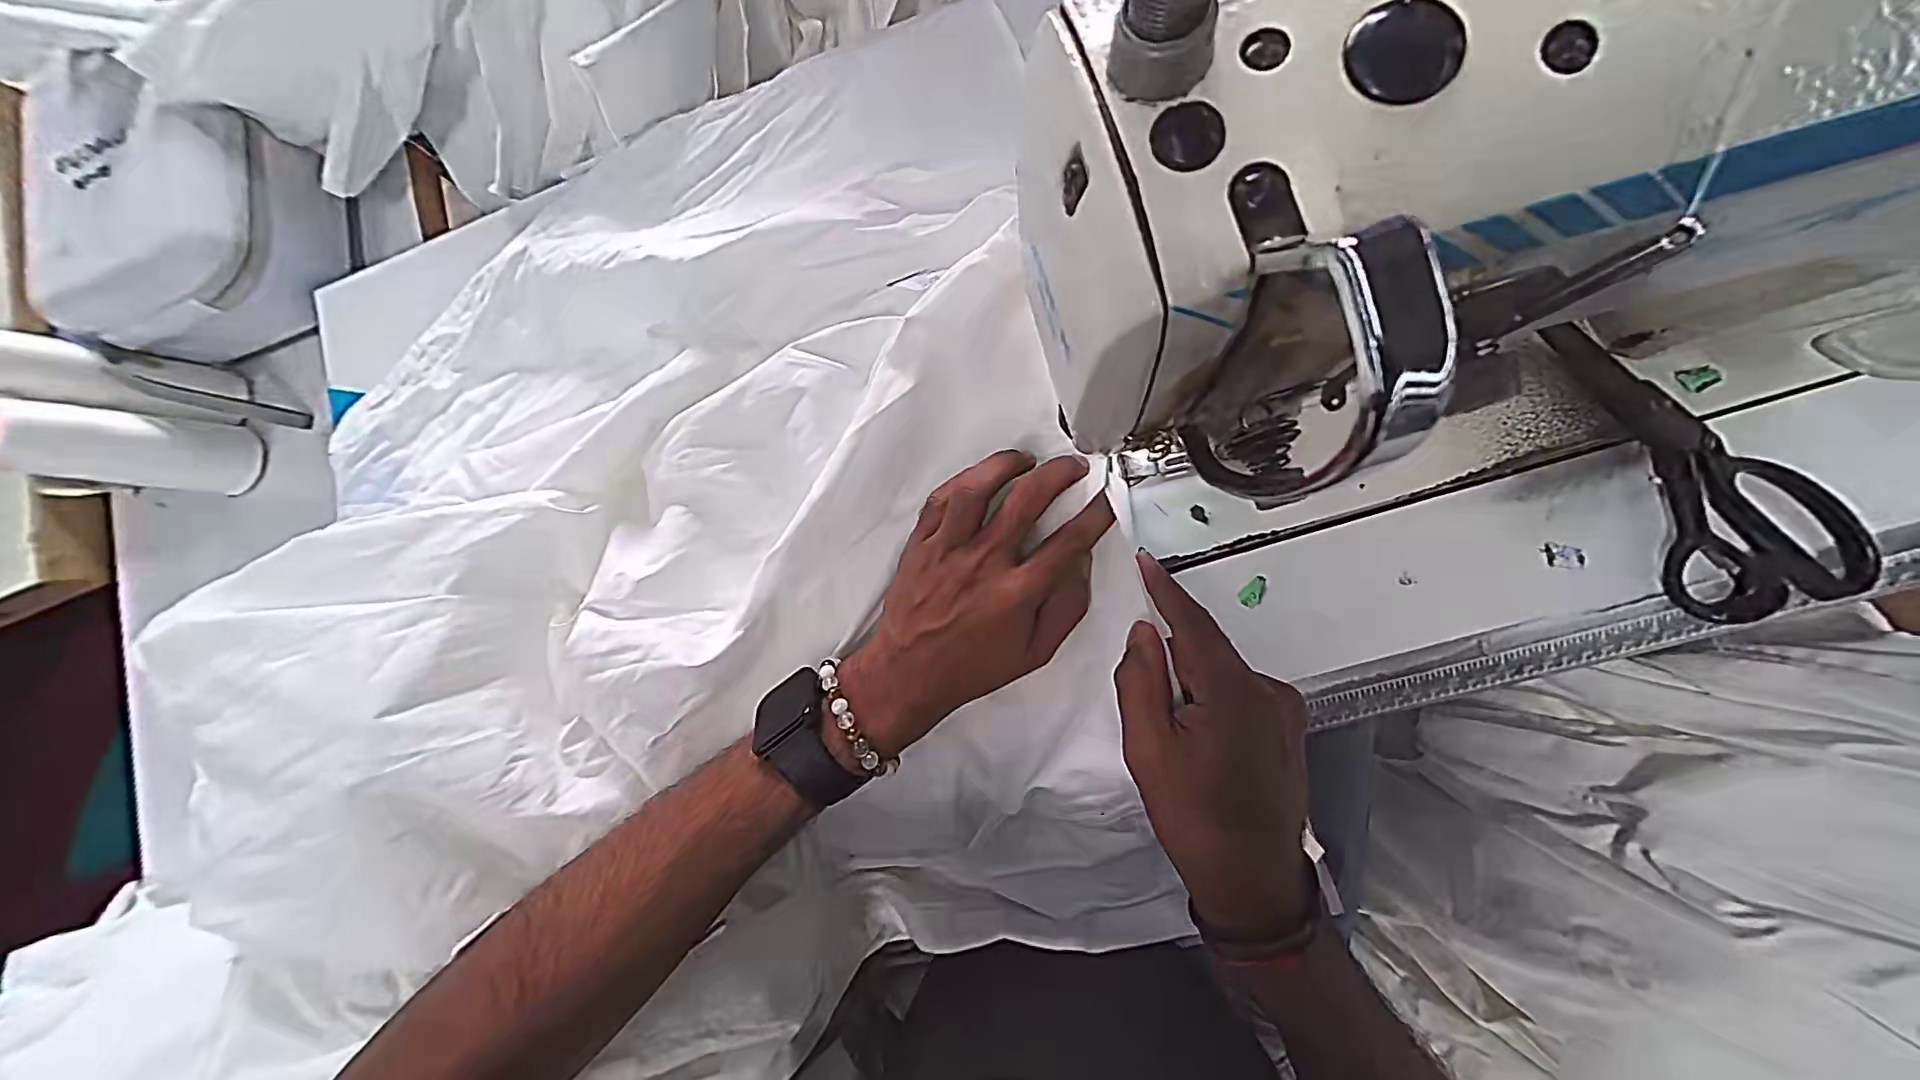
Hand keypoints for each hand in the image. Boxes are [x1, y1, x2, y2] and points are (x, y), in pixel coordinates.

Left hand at [834, 450, 1115, 763]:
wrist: (908, 673)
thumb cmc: (966, 666)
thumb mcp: (1034, 652)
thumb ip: (1066, 609)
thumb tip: (1080, 569)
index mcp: (1016, 593)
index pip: (1069, 540)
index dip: (1095, 514)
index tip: (1104, 501)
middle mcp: (983, 564)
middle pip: (1029, 499)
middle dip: (1059, 474)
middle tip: (1072, 468)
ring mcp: (949, 550)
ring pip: (979, 488)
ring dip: (1006, 464)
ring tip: (1025, 460)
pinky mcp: (922, 545)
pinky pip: (941, 500)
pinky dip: (963, 480)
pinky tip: (979, 477)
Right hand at [1115, 552, 1312, 939]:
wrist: (1252, 878)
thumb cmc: (1194, 818)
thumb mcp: (1148, 750)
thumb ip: (1141, 682)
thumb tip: (1143, 634)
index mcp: (1231, 691)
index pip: (1191, 623)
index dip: (1164, 590)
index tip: (1145, 562)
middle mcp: (1266, 689)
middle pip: (1207, 645)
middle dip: (1171, 644)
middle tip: (1139, 663)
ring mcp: (1283, 707)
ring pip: (1222, 668)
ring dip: (1191, 675)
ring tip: (1170, 720)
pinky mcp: (1288, 723)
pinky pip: (1239, 688)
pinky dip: (1211, 691)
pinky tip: (1197, 729)